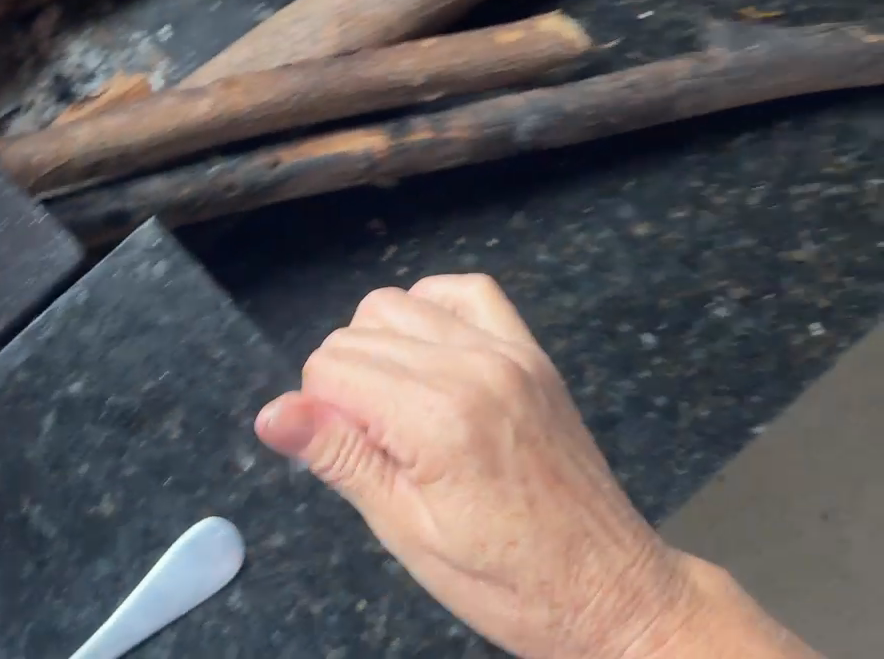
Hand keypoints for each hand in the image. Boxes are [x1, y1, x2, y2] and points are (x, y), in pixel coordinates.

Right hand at [254, 275, 719, 658]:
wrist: (619, 598)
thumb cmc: (505, 580)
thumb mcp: (404, 529)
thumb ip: (335, 455)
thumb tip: (268, 415)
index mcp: (436, 418)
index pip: (325, 369)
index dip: (321, 414)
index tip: (356, 457)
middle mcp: (470, 368)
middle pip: (350, 336)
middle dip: (343, 386)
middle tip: (381, 445)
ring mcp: (505, 352)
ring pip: (387, 306)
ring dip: (375, 347)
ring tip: (400, 403)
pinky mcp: (528, 350)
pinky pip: (458, 290)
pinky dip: (428, 310)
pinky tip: (429, 355)